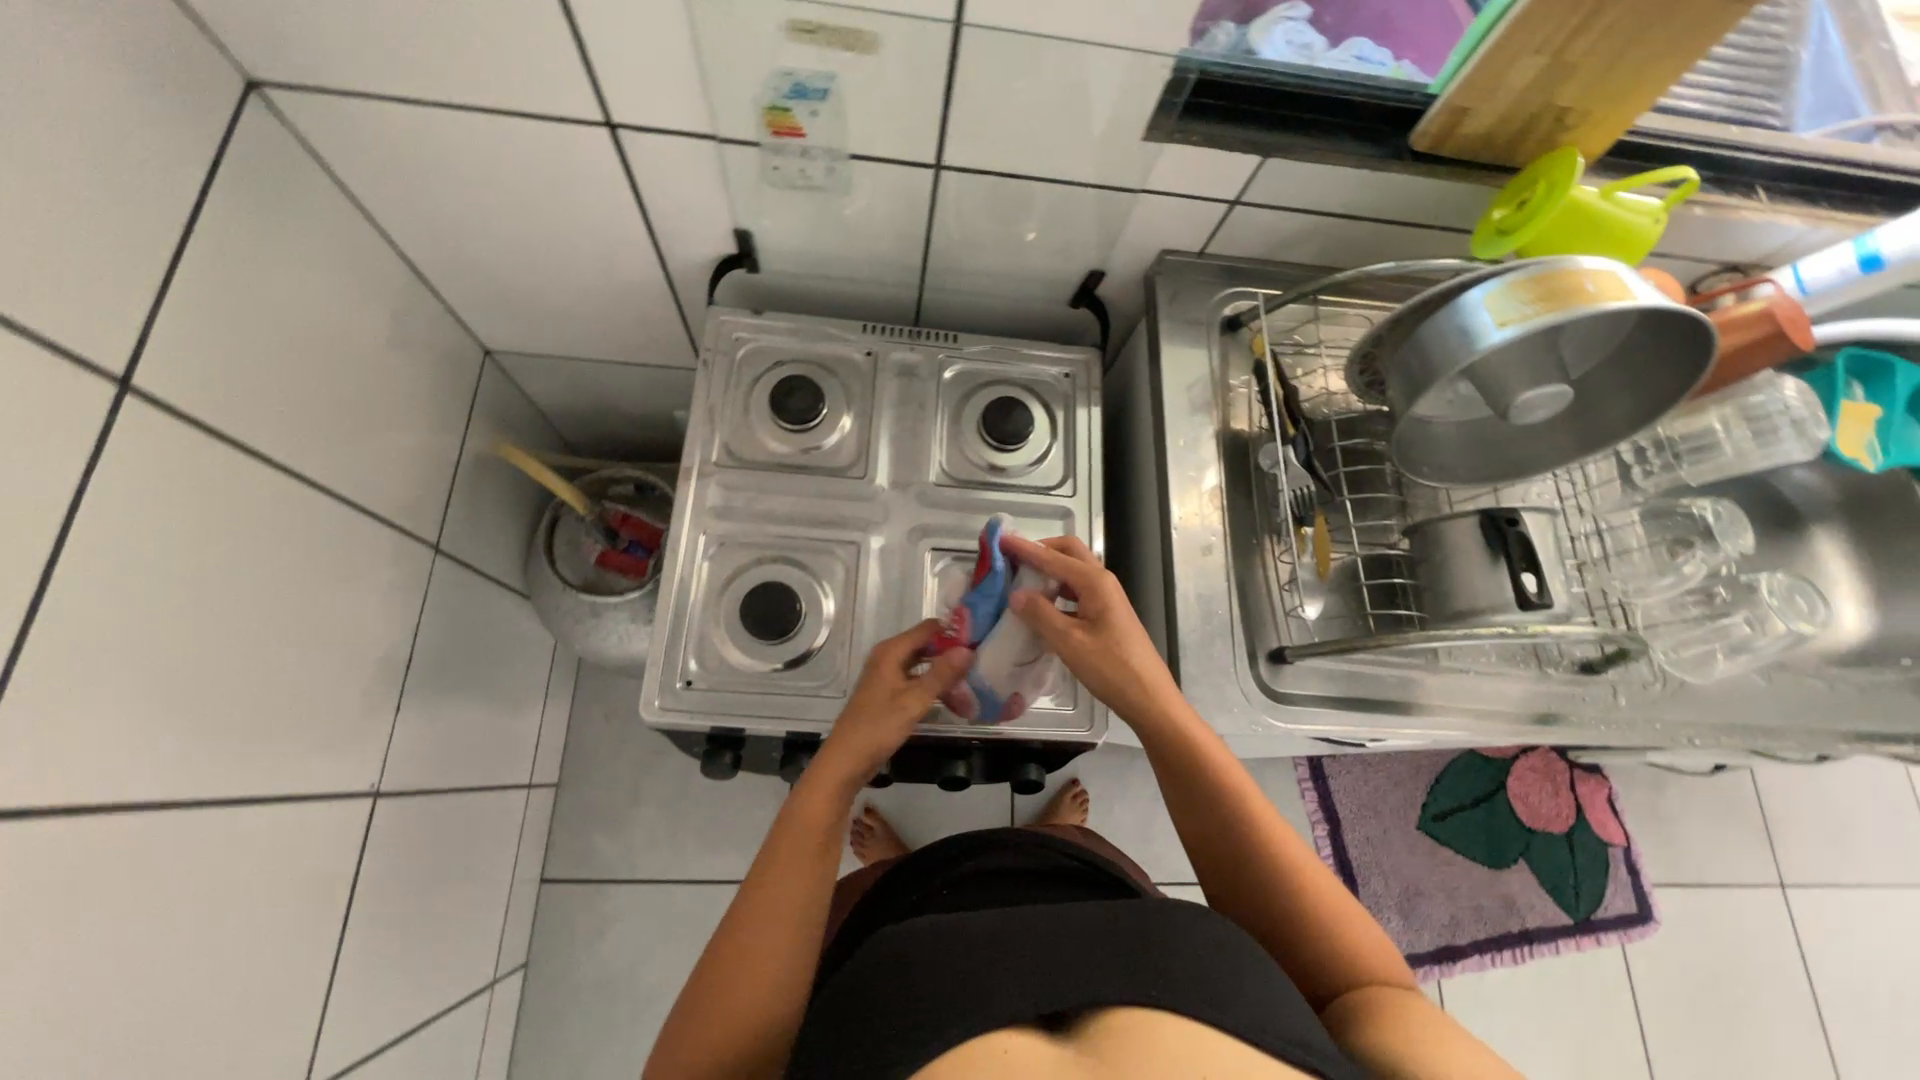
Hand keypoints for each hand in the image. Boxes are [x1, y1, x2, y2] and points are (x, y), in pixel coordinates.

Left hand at [815, 620, 971, 785]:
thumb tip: (968, 649)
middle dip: (953, 661)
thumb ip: (942, 673)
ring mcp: (888, 677)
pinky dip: (934, 693)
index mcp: (892, 651)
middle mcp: (889, 658)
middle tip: (981, 674)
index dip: (953, 633)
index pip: (929, 628)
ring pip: (924, 670)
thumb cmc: (879, 726)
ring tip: (971, 700)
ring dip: (946, 682)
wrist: (847, 760)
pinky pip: (917, 685)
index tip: (979, 642)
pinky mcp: (889, 695)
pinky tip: (954, 706)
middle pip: (928, 649)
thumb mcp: (915, 700)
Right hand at [1003, 535, 1185, 730]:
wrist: (1148, 697)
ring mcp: (1105, 599)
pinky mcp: (1105, 616)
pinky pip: (1076, 594)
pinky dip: (1056, 594)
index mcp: (1095, 582)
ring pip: (1072, 574)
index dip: (1025, 548)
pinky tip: (1039, 610)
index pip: (1053, 557)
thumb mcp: (1069, 642)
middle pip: (1068, 554)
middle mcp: (1102, 582)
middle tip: (1012, 559)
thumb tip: (1015, 594)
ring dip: (1048, 572)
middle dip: (1040, 551)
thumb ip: (1040, 614)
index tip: (1000, 541)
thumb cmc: (1111, 668)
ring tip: (1019, 583)